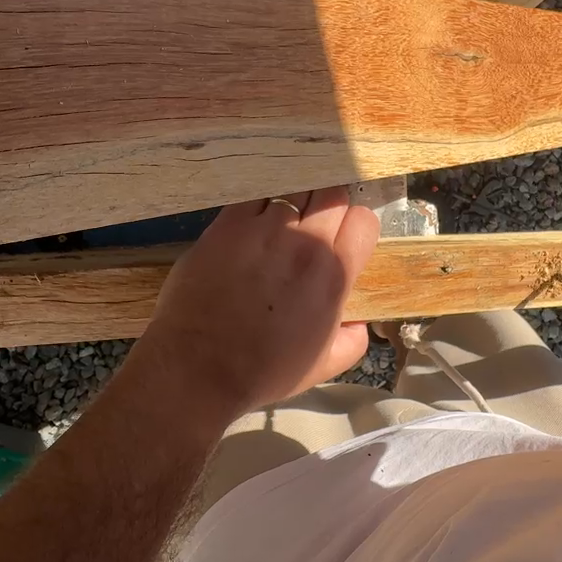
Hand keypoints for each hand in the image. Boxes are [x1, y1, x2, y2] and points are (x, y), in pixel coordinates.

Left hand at [130, 187, 379, 420]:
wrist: (196, 368)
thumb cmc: (262, 372)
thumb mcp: (323, 366)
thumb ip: (352, 340)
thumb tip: (358, 321)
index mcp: (334, 273)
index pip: (364, 219)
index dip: (354, 229)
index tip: (342, 241)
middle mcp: (306, 242)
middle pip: (332, 194)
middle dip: (327, 208)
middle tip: (312, 228)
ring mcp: (265, 228)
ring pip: (294, 189)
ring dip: (294, 203)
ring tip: (280, 224)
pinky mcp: (228, 224)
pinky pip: (254, 195)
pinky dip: (259, 204)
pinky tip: (251, 223)